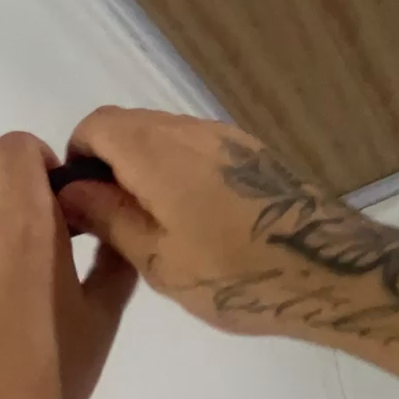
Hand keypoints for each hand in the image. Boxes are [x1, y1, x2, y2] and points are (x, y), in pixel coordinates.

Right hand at [59, 107, 377, 336]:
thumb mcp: (157, 258)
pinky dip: (174, 171)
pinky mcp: (252, 153)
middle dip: (107, 165)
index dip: (77, 159)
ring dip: (142, 169)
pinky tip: (190, 219)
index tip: (81, 206)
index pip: (95, 124)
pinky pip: (194, 148)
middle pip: (128, 126)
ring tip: (151, 226)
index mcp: (156, 150)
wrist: (328, 269)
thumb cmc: (233, 274)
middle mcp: (189, 128)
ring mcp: (225, 137)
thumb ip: (108, 217)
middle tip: (111, 222)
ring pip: (162, 136)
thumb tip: (70, 191)